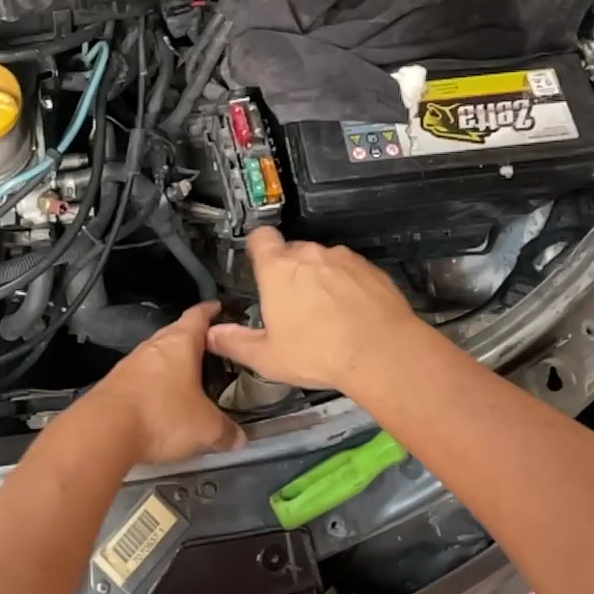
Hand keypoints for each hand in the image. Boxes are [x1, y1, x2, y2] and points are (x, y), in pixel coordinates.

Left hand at [85, 302, 244, 464]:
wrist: (104, 430)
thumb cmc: (162, 416)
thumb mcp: (206, 428)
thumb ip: (226, 431)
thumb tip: (239, 439)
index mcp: (180, 342)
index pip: (197, 316)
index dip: (210, 310)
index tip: (218, 307)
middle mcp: (153, 345)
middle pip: (175, 333)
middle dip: (192, 338)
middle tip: (210, 347)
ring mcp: (131, 363)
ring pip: (157, 354)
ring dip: (171, 362)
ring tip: (188, 375)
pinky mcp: (115, 383)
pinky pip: (141, 376)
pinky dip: (155, 383)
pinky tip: (161, 400)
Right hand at [208, 227, 435, 391]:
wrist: (382, 352)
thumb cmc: (319, 352)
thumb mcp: (268, 357)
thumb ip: (234, 342)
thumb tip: (211, 335)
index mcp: (277, 268)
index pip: (260, 237)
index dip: (258, 248)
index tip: (260, 267)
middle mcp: (309, 254)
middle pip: (292, 250)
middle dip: (290, 271)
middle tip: (292, 304)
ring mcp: (343, 258)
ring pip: (323, 261)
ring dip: (320, 279)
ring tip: (326, 314)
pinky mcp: (371, 269)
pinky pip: (351, 271)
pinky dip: (348, 286)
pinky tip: (352, 314)